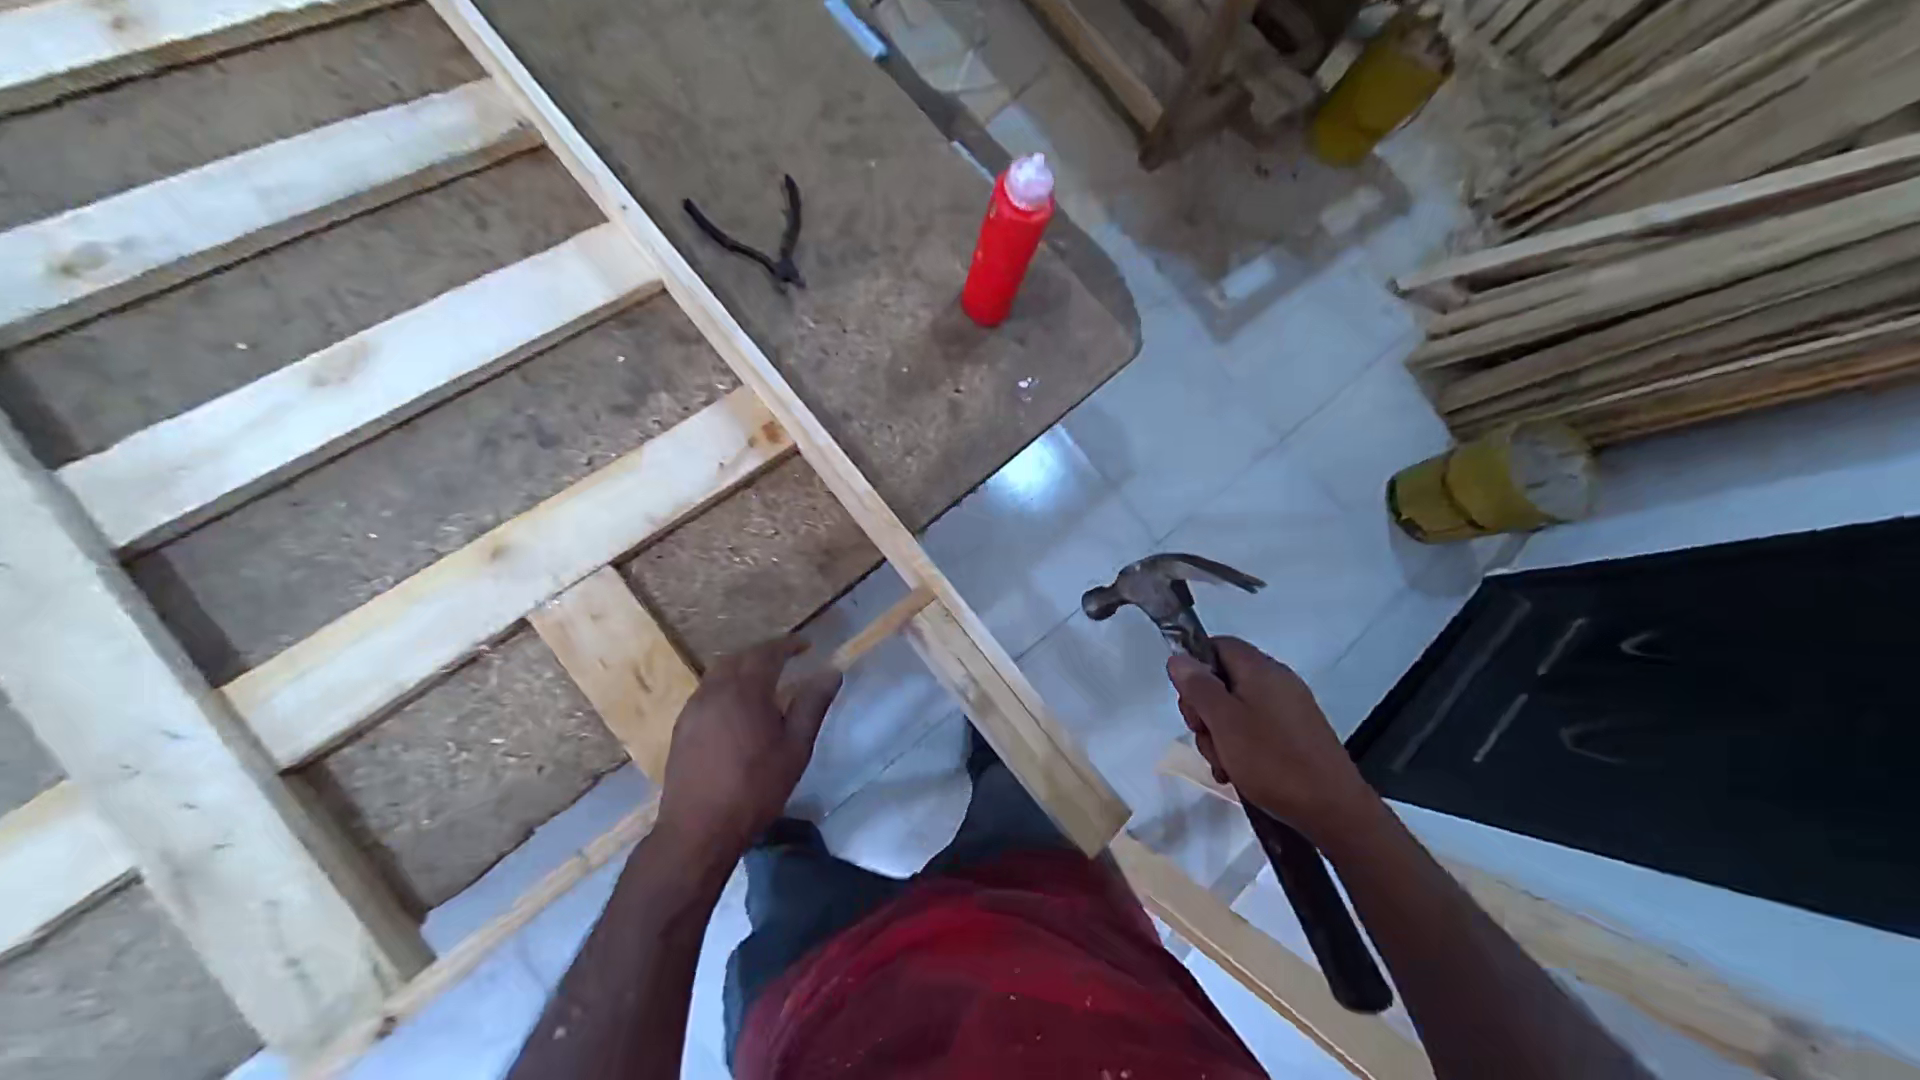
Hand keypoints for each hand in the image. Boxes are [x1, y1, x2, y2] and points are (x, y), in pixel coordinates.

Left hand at [656, 637, 841, 858]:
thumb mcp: (795, 748)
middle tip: (787, 657)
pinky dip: (726, 684)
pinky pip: (707, 690)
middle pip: (740, 657)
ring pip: (719, 672)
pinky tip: (736, 704)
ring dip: (743, 666)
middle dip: (764, 652)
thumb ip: (812, 705)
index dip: (788, 645)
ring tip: (763, 677)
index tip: (806, 644)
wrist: (698, 829)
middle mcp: (715, 690)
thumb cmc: (755, 789)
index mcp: (745, 691)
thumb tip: (831, 673)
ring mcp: (694, 708)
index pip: (768, 653)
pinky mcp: (682, 726)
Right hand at [1167, 638, 1378, 846]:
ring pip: (1235, 708)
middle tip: (1204, 736)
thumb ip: (1198, 687)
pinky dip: (1239, 746)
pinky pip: (1255, 729)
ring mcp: (1289, 709)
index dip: (1195, 667)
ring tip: (1222, 764)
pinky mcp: (1295, 735)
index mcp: (1261, 669)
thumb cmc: (1272, 761)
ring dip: (1219, 734)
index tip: (1188, 701)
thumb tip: (1179, 658)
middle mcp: (1277, 682)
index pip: (1217, 645)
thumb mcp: (1223, 722)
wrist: (1334, 811)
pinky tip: (1235, 773)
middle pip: (1223, 679)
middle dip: (1204, 708)